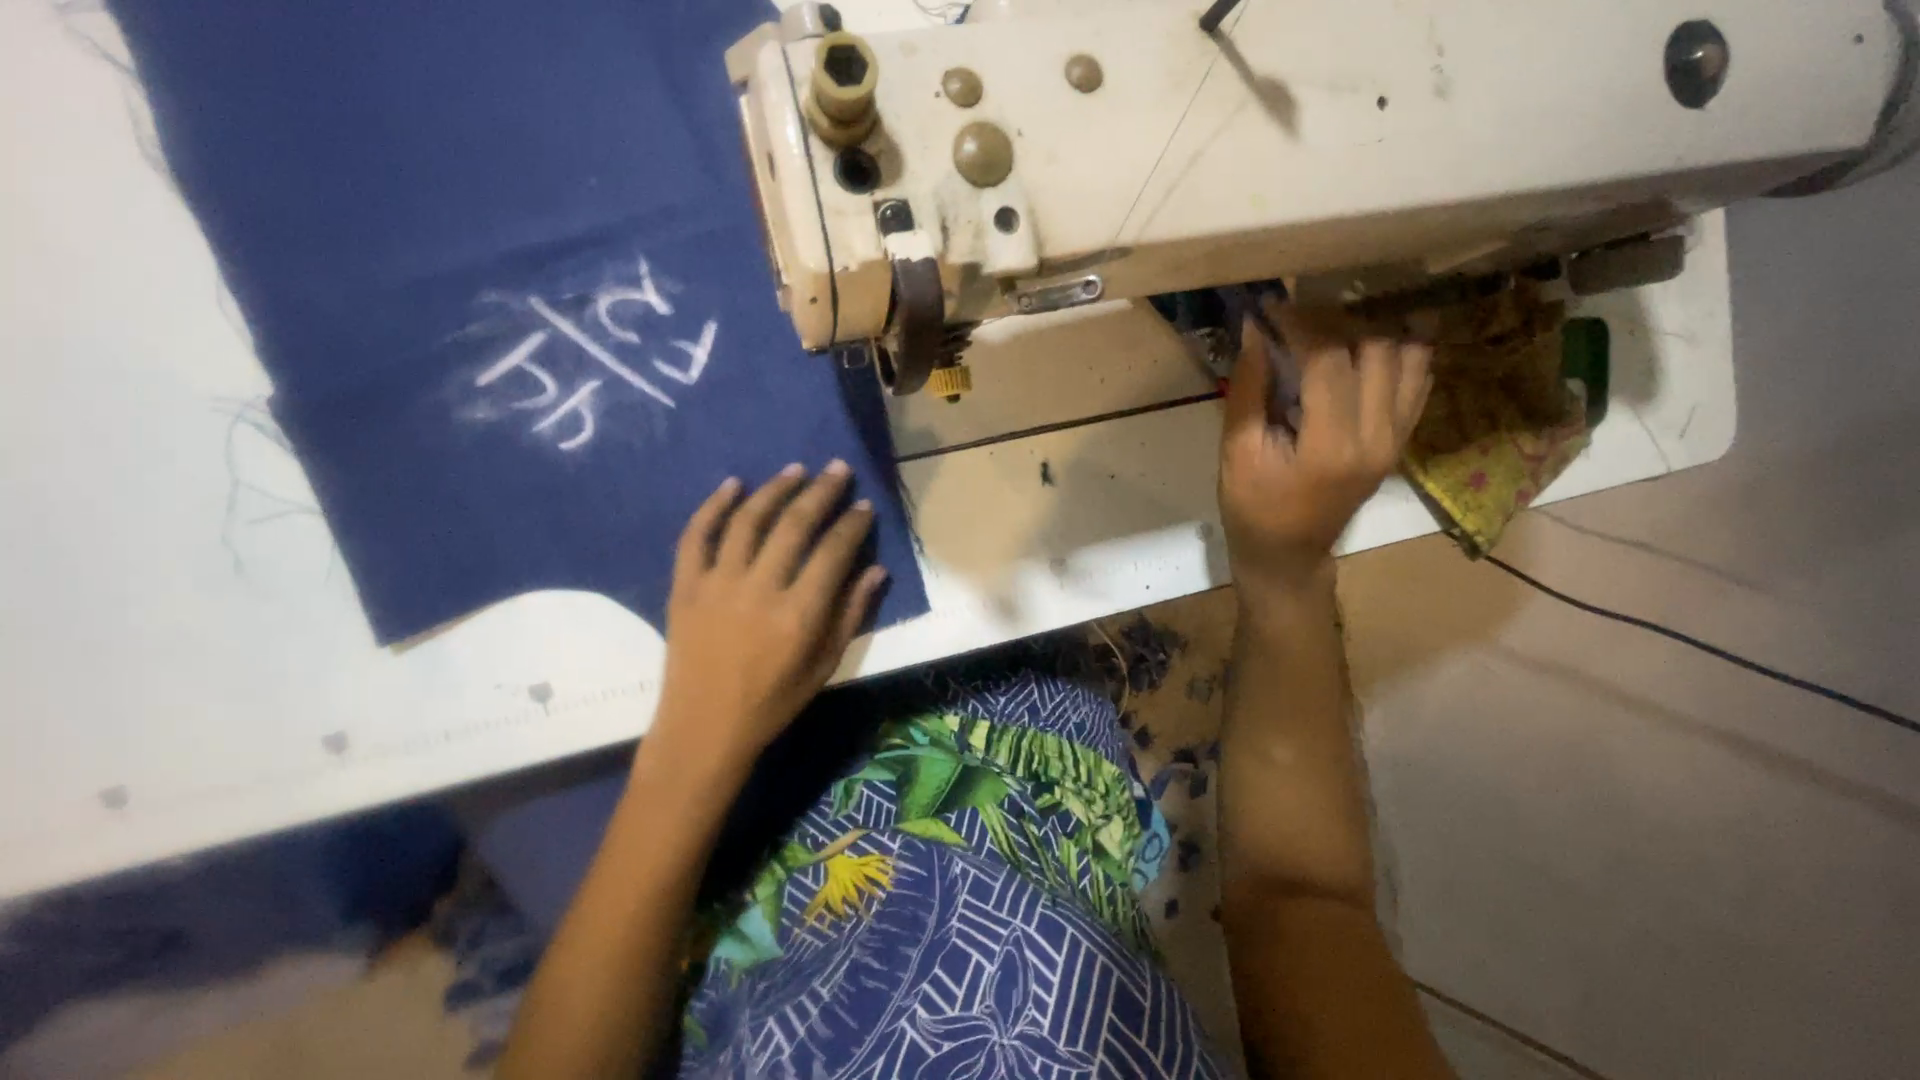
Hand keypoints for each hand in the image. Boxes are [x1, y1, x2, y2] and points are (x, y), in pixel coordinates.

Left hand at [648, 462, 888, 775]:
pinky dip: (713, 507)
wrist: (705, 727)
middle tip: (837, 470)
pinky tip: (732, 485)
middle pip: (794, 525)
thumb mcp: (824, 666)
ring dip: (774, 490)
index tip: (864, 505)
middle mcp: (760, 589)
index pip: (833, 552)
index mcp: (799, 613)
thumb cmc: (773, 701)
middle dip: (821, 492)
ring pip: (748, 520)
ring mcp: (717, 584)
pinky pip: (696, 536)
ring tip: (795, 470)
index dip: (852, 524)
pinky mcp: (685, 586)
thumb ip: (850, 615)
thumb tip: (876, 571)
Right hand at [1219, 302, 1431, 598]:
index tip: (1272, 308)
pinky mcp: (1402, 439)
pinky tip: (1363, 345)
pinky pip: (1417, 379)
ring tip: (1330, 327)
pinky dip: (1395, 353)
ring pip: (1406, 357)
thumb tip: (1256, 329)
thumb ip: (1249, 388)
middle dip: (1335, 321)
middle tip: (1297, 317)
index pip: (1329, 359)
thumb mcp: (1237, 452)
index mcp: (1331, 446)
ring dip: (1370, 332)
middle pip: (1376, 349)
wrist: (1289, 554)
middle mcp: (1378, 437)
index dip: (1300, 323)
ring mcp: (1397, 438)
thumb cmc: (1253, 508)